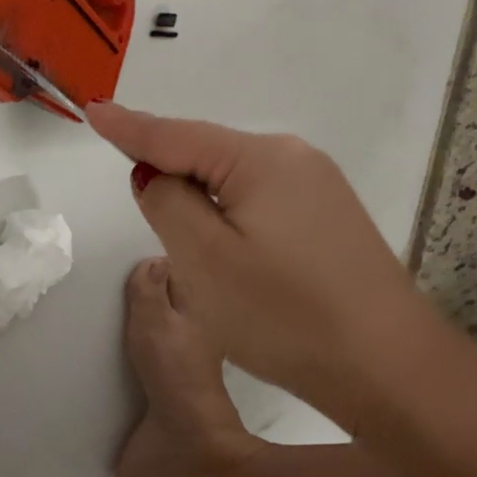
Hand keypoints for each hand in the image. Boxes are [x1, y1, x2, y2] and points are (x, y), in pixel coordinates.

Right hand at [88, 102, 441, 403]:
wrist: (384, 365)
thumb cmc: (282, 312)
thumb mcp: (202, 258)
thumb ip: (166, 203)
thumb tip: (153, 174)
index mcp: (260, 161)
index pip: (175, 136)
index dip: (129, 127)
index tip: (92, 111)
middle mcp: (294, 161)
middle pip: (205, 156)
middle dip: (165, 174)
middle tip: (138, 212)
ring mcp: (316, 191)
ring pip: (230, 183)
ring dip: (196, 205)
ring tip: (182, 250)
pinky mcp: (325, 222)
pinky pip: (254, 204)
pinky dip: (224, 219)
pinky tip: (224, 254)